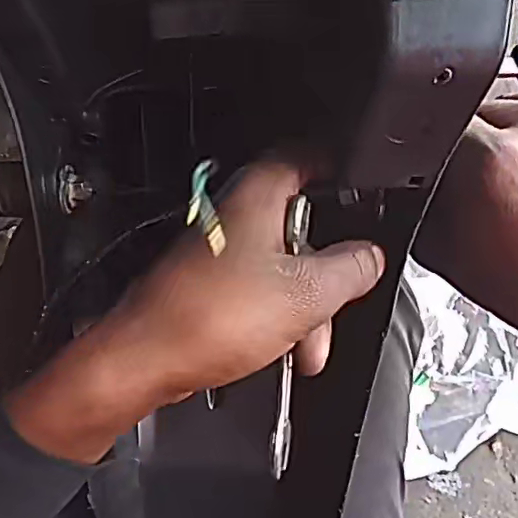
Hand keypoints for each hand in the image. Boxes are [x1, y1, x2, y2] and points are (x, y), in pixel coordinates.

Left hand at [8, 159, 387, 462]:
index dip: (338, 173)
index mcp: (257, 199)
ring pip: (279, 267)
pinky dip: (274, 317)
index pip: (306, 158)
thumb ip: (350, 270)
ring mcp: (218, 251)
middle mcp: (233, 217)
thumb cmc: (206, 319)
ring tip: (307, 346)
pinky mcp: (207, 285)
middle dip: (325, 273)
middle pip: (299, 227)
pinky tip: (279, 346)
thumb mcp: (305, 294)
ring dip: (302, 306)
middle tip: (335, 304)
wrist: (148, 359)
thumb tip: (369, 258)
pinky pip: (254, 292)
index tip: (359, 195)